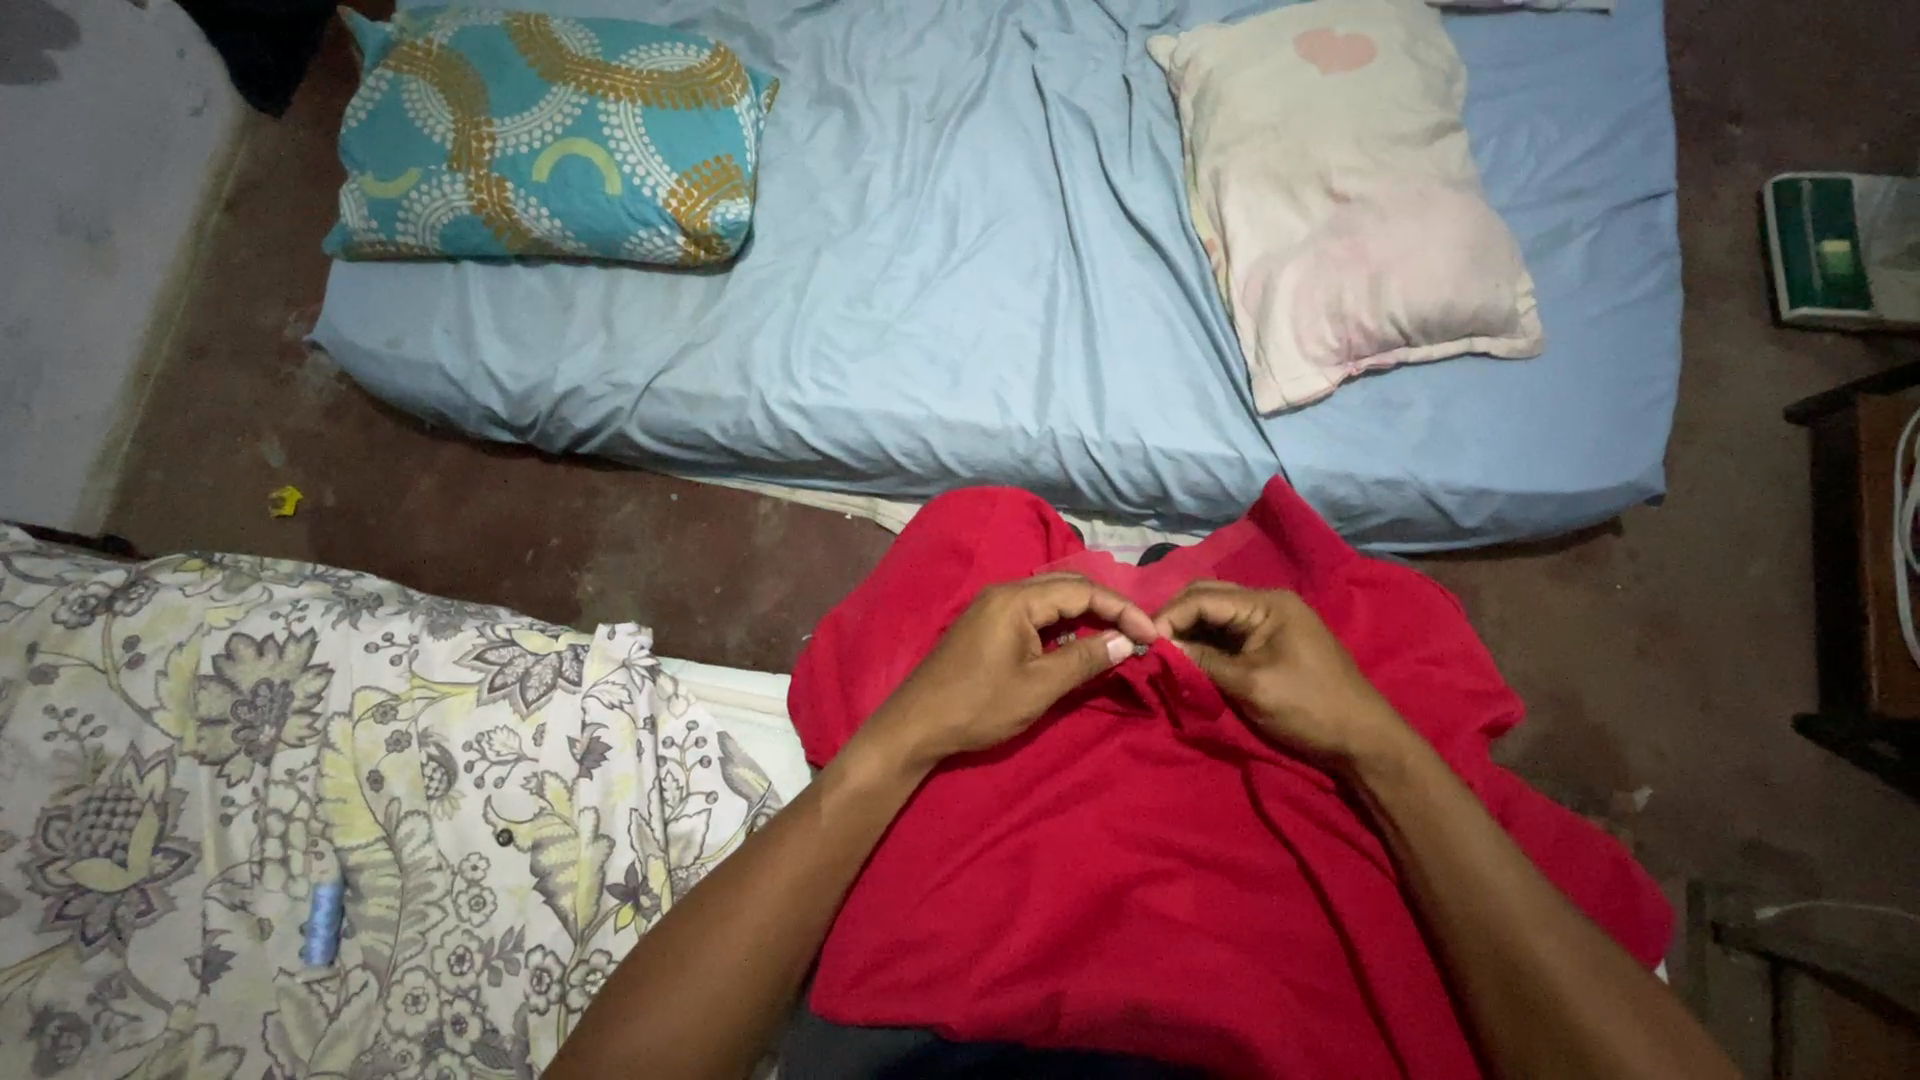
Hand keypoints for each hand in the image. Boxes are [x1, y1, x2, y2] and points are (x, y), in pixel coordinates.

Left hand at [860, 574, 1157, 768]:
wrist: (916, 725)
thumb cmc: (979, 706)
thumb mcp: (1039, 687)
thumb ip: (1084, 659)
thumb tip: (1125, 642)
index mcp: (1016, 599)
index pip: (1082, 591)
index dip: (1122, 610)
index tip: (1152, 636)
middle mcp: (1004, 592)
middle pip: (1067, 587)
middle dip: (1107, 607)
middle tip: (1139, 633)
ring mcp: (991, 607)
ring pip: (1050, 599)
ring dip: (1085, 614)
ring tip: (1116, 637)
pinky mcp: (986, 624)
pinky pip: (1034, 613)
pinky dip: (1061, 624)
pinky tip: (1077, 643)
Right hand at [1154, 582, 1411, 768]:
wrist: (1364, 739)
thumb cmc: (1310, 707)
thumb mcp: (1251, 685)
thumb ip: (1202, 662)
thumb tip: (1159, 647)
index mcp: (1267, 603)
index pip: (1203, 597)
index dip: (1169, 616)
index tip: (1143, 642)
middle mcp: (1267, 603)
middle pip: (1207, 598)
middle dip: (1175, 618)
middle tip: (1148, 645)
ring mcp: (1271, 622)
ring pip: (1215, 615)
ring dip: (1188, 630)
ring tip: (1163, 652)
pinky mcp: (1271, 642)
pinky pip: (1228, 633)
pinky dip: (1205, 643)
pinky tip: (1188, 658)